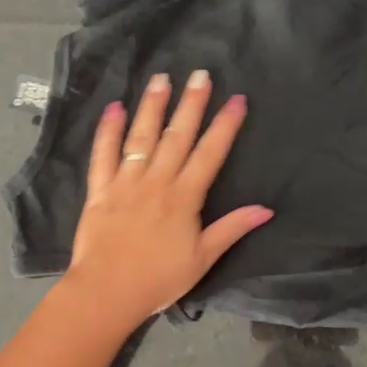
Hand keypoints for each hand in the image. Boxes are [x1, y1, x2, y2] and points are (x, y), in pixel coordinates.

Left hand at [59, 71, 272, 328]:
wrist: (106, 293)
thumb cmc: (158, 279)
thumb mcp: (202, 259)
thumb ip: (231, 229)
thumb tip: (266, 209)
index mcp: (185, 197)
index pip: (210, 153)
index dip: (225, 125)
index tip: (237, 99)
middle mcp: (158, 180)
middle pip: (178, 135)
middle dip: (192, 102)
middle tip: (200, 73)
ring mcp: (127, 181)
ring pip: (143, 136)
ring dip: (153, 106)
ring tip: (161, 78)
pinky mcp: (100, 188)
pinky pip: (104, 154)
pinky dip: (108, 130)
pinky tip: (114, 107)